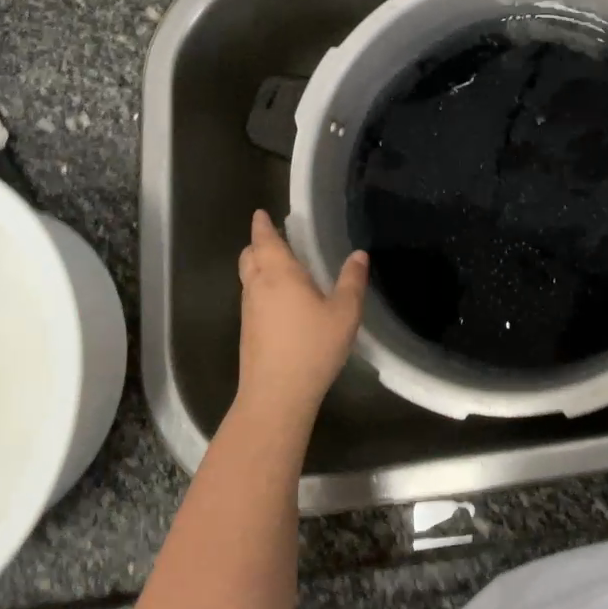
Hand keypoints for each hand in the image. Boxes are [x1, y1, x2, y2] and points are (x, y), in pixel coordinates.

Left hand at [234, 210, 366, 425]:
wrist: (276, 395)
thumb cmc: (312, 347)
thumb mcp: (345, 312)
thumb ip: (352, 281)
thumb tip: (359, 254)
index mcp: (280, 274)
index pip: (265, 241)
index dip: (262, 225)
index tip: (260, 213)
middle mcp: (258, 287)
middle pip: (249, 257)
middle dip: (258, 244)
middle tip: (273, 237)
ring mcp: (249, 311)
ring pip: (248, 278)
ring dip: (259, 265)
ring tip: (280, 264)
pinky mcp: (248, 331)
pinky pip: (252, 297)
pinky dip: (262, 286)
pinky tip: (282, 299)